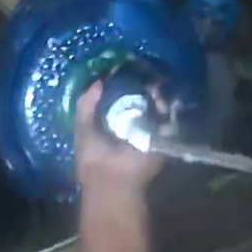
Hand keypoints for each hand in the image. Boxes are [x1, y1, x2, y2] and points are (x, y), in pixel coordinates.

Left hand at [75, 82, 162, 217]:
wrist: (112, 181)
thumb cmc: (93, 157)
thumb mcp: (83, 127)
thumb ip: (86, 104)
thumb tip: (99, 81)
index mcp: (113, 120)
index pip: (122, 95)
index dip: (124, 82)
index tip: (126, 70)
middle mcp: (133, 123)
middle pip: (143, 98)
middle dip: (144, 86)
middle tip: (143, 77)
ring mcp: (149, 129)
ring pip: (158, 105)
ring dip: (156, 95)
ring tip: (152, 88)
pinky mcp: (163, 137)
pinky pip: (168, 118)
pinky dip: (166, 108)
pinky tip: (159, 101)